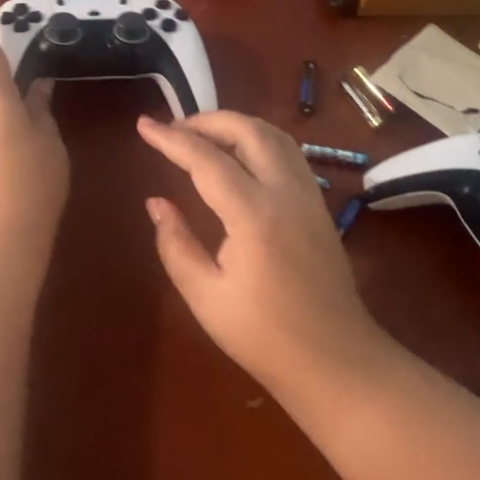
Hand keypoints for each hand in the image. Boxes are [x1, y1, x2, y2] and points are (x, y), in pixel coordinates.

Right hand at [137, 111, 390, 392]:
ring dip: (237, 126)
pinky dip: (259, 140)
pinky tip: (240, 156)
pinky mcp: (319, 206)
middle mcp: (286, 193)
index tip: (144, 124)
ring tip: (203, 135)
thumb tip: (157, 203)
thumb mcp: (206, 297)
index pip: (207, 160)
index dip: (172, 139)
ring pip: (275, 136)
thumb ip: (176, 244)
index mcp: (254, 216)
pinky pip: (289, 154)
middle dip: (208, 120)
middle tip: (174, 128)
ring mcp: (309, 196)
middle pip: (249, 131)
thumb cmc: (264, 336)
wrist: (335, 359)